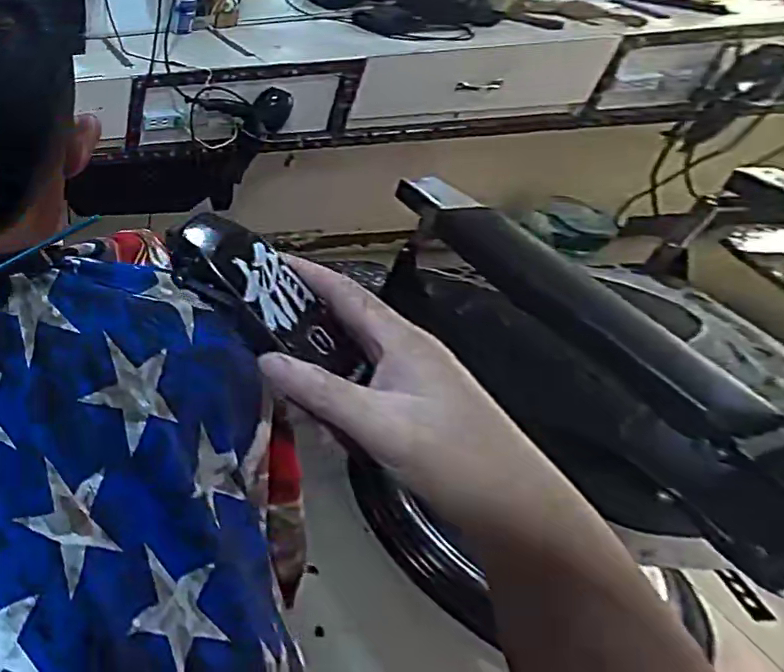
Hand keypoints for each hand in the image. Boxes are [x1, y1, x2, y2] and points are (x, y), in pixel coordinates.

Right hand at [258, 258, 578, 541]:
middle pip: (343, 322)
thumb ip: (321, 392)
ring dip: (316, 369)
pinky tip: (321, 424)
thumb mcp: (380, 425)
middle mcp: (405, 352)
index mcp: (401, 340)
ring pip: (349, 359)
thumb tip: (265, 359)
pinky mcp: (413, 410)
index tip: (266, 262)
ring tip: (281, 381)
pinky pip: (360, 389)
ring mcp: (412, 382)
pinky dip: (335, 398)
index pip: (345, 291)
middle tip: (257, 321)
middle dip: (300, 319)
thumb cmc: (458, 461)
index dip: (305, 273)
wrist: (527, 521)